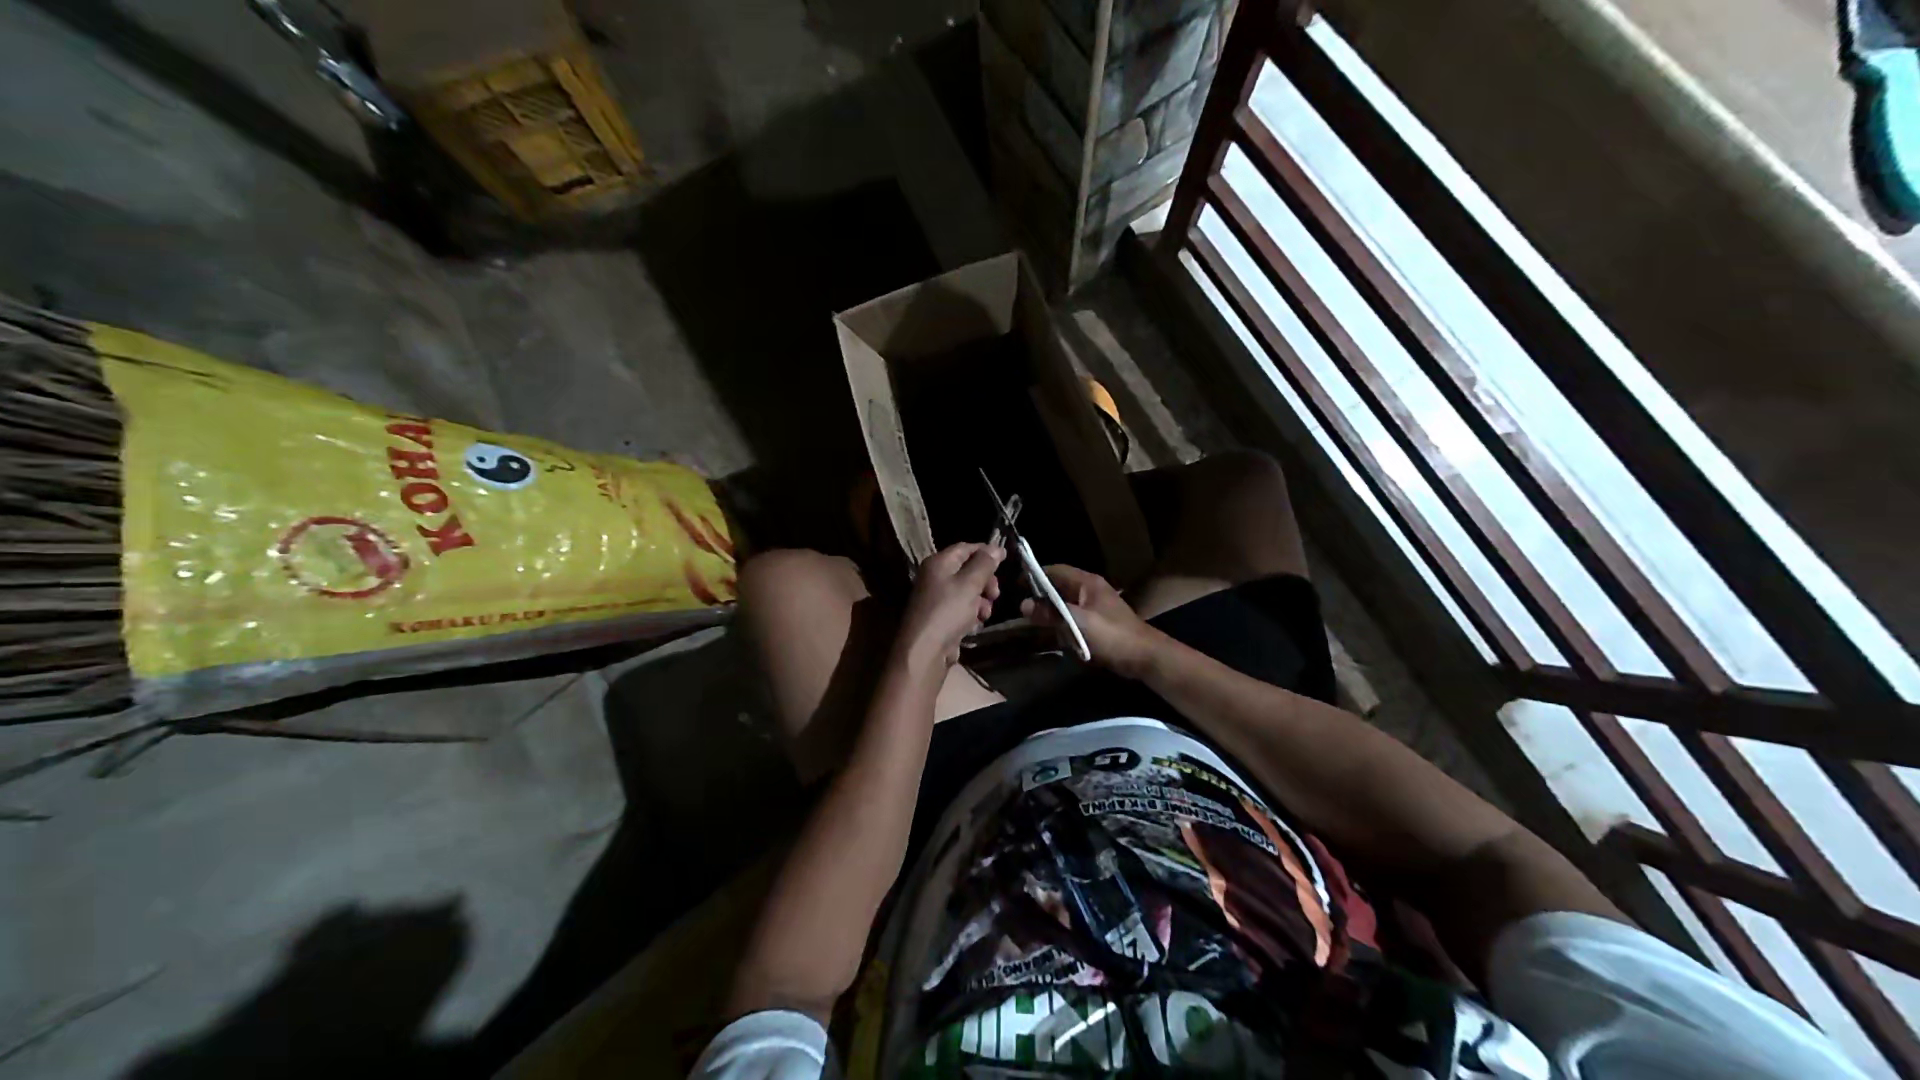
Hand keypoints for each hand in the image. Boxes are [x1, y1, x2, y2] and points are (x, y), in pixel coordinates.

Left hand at [895, 542, 1003, 672]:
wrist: (925, 650)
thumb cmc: (948, 611)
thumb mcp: (970, 584)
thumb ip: (984, 564)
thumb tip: (996, 547)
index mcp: (938, 563)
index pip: (965, 548)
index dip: (985, 552)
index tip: (1005, 559)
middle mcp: (935, 577)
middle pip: (968, 570)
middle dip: (986, 581)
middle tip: (995, 594)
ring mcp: (937, 598)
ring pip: (968, 591)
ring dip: (982, 600)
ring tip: (985, 613)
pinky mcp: (940, 617)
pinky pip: (961, 608)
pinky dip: (972, 613)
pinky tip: (976, 624)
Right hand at [1021, 565, 1168, 678]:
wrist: (1145, 657)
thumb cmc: (1113, 636)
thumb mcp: (1079, 623)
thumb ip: (1051, 613)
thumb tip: (1024, 605)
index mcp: (1087, 583)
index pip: (1055, 570)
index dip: (1035, 574)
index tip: (1016, 584)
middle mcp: (1090, 589)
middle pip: (1059, 586)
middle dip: (1040, 594)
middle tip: (1019, 605)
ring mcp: (1095, 605)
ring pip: (1065, 602)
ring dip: (1049, 609)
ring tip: (1029, 619)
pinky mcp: (1097, 621)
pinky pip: (1072, 616)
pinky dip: (1060, 621)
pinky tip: (1050, 631)